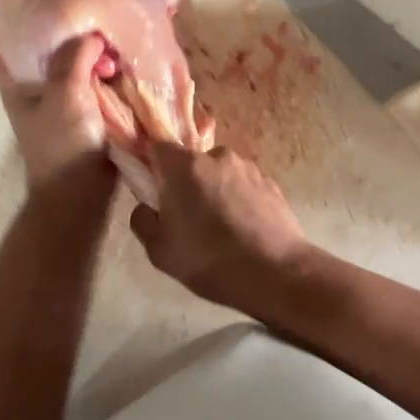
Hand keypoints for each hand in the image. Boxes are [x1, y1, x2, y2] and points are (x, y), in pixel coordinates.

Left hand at [0, 32, 112, 190]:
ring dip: (89, 48)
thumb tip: (92, 34)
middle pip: (40, 50)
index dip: (5, 22)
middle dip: (59, 29)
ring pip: (71, 64)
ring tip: (108, 24)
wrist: (81, 195)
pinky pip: (94, 81)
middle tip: (82, 4)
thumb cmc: (63, 144)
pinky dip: (106, 68)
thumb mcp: (65, 93)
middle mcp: (35, 90)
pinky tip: (122, 54)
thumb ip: (75, 56)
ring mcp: (61, 102)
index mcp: (17, 85)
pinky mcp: (86, 113)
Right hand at [129, 144, 312, 312]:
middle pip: (191, 162)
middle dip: (186, 183)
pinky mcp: (270, 182)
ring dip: (214, 191)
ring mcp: (248, 167)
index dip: (152, 165)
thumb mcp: (160, 252)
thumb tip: (146, 206)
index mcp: (185, 166)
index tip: (154, 189)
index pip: (158, 147)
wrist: (277, 272)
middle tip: (187, 217)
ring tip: (220, 228)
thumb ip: (142, 220)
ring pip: (219, 173)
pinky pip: (243, 185)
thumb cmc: (210, 260)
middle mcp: (217, 156)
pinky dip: (238, 200)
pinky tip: (243, 229)